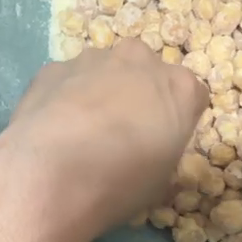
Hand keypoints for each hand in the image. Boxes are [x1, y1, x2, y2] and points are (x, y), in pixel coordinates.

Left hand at [0, 39, 206, 241]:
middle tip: (123, 136)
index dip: (177, 121)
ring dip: (101, 94)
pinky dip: (65, 98)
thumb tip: (151, 155)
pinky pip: (68, 81)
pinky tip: (55, 131)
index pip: (191, 96)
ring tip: (83, 135)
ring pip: (105, 72)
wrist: (50, 176)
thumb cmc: (120, 183)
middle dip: (139, 97)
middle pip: (147, 74)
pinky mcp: (53, 67)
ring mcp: (94, 58)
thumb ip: (163, 154)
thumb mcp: (160, 184)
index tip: (163, 142)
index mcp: (179, 88)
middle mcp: (140, 60)